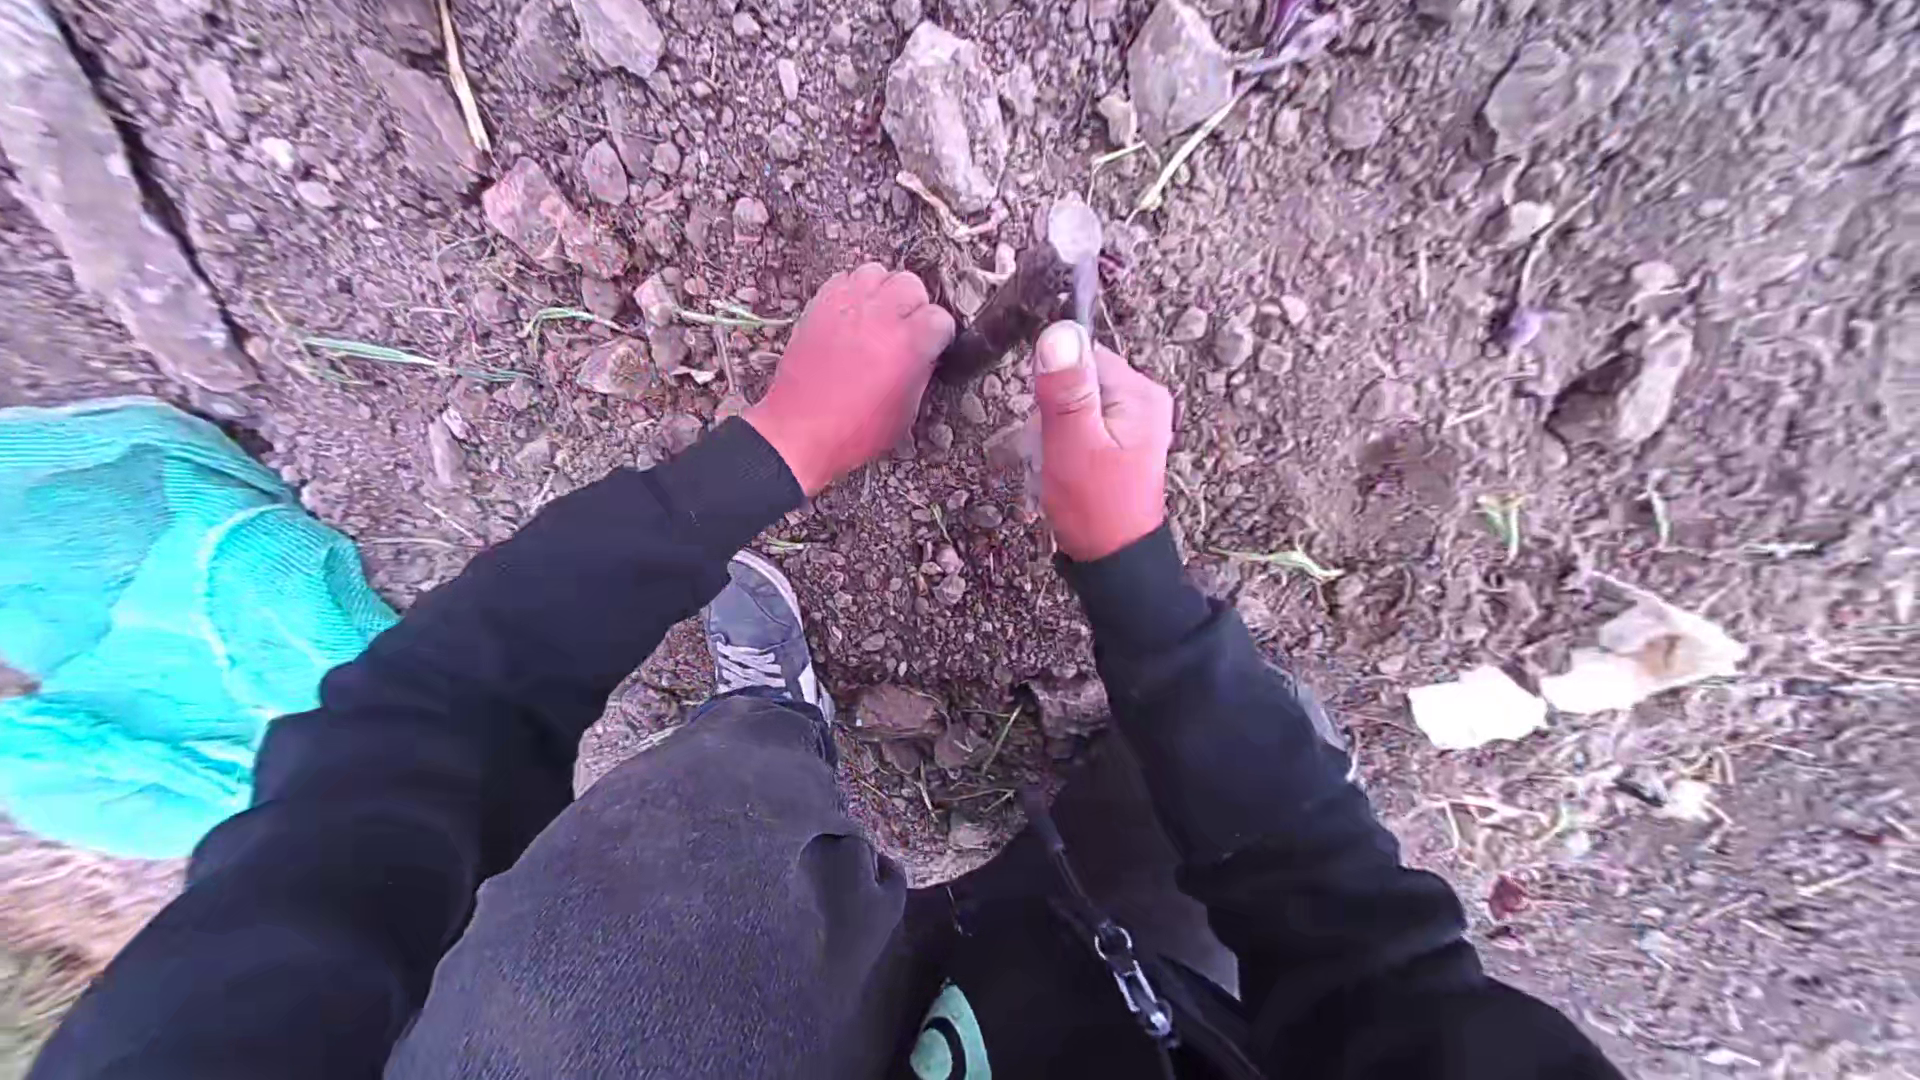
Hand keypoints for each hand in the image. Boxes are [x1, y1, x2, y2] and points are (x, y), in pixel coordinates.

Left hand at [744, 263, 954, 494]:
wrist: (801, 432)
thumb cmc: (851, 431)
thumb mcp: (904, 413)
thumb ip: (921, 374)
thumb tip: (926, 356)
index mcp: (908, 345)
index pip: (940, 317)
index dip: (939, 334)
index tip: (934, 345)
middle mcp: (879, 317)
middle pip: (911, 283)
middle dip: (914, 305)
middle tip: (908, 328)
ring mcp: (846, 308)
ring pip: (877, 272)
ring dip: (883, 292)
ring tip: (880, 317)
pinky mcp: (819, 307)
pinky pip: (844, 279)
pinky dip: (853, 291)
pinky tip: (854, 317)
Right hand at [1031, 321, 1173, 560]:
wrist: (1112, 562)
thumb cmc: (1095, 508)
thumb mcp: (1073, 445)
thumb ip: (1065, 391)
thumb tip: (1058, 332)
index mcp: (1139, 394)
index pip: (1082, 356)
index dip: (1052, 384)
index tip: (1043, 418)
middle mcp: (1141, 402)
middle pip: (1075, 382)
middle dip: (1049, 416)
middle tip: (1049, 451)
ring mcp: (1131, 424)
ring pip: (1070, 407)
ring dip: (1049, 435)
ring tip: (1051, 467)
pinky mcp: (1117, 443)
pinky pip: (1077, 429)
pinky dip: (1060, 447)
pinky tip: (1058, 471)